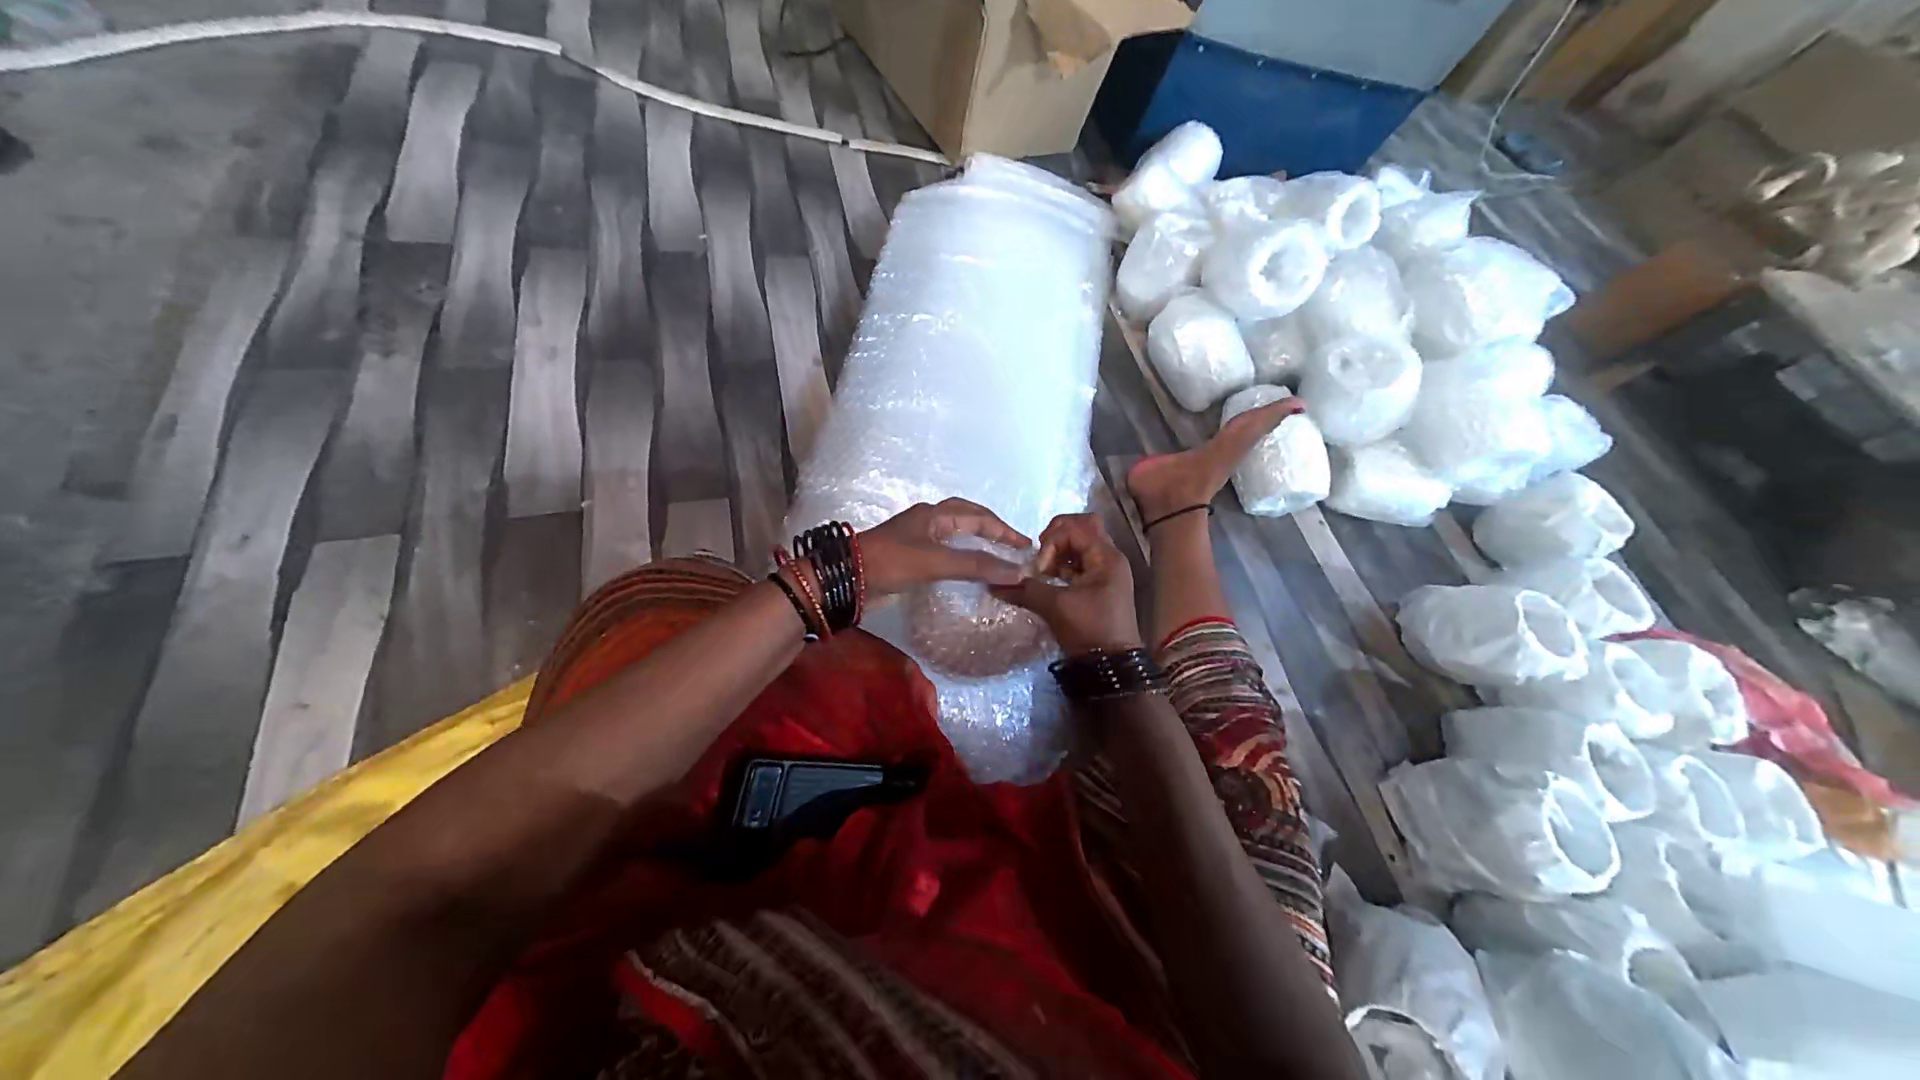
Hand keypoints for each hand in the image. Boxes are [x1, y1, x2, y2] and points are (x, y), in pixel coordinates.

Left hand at [857, 498, 1030, 595]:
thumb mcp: (936, 561)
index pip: (979, 516)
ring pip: (957, 535)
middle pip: (969, 518)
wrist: (848, 579)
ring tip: (999, 556)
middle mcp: (929, 522)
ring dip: (979, 542)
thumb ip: (975, 565)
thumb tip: (1016, 572)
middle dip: (993, 530)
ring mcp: (919, 539)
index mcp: (935, 514)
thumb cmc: (891, 561)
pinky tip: (971, 569)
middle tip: (1015, 546)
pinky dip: (965, 557)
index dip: (1004, 530)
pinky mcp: (912, 558)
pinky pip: (947, 552)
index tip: (1026, 546)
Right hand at [990, 514, 1142, 653]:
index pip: (1076, 528)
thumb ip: (1027, 590)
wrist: (1112, 664)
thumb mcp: (1056, 607)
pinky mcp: (1100, 584)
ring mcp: (1106, 571)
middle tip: (1041, 554)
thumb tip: (995, 584)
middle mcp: (1110, 558)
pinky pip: (1080, 562)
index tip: (1040, 568)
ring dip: (1059, 551)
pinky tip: (1048, 579)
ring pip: (1081, 544)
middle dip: (1057, 536)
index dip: (1052, 542)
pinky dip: (1063, 565)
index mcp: (1106, 557)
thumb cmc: (1090, 629)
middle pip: (1083, 527)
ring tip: (1042, 570)